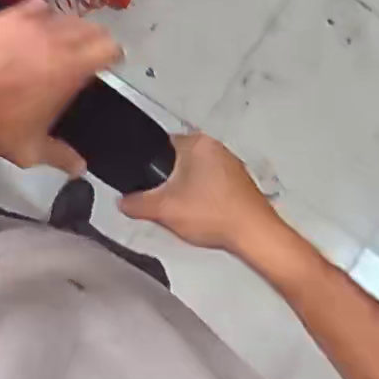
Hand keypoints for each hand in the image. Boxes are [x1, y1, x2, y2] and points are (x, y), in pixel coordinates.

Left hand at [0, 0, 120, 174]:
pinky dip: (42, 16)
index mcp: (70, 67)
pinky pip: (35, 7)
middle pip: (91, 28)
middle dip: (94, 41)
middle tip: (87, 57)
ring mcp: (29, 23)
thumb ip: (61, 156)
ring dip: (70, 29)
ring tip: (61, 44)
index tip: (110, 64)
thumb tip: (80, 168)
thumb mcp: (31, 149)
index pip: (109, 48)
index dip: (113, 56)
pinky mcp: (5, 17)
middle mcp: (55, 38)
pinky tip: (34, 30)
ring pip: (65, 15)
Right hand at [118, 133, 284, 252]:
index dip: (150, 166)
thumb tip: (123, 201)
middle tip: (166, 202)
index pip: (161, 145)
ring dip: (189, 190)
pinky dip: (206, 198)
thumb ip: (136, 203)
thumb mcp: (162, 210)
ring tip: (187, 211)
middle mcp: (217, 147)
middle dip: (170, 182)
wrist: (254, 235)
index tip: (148, 184)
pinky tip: (205, 215)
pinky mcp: (241, 182)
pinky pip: (214, 185)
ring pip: (197, 173)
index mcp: (197, 143)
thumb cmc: (214, 214)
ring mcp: (232, 164)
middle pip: (179, 161)